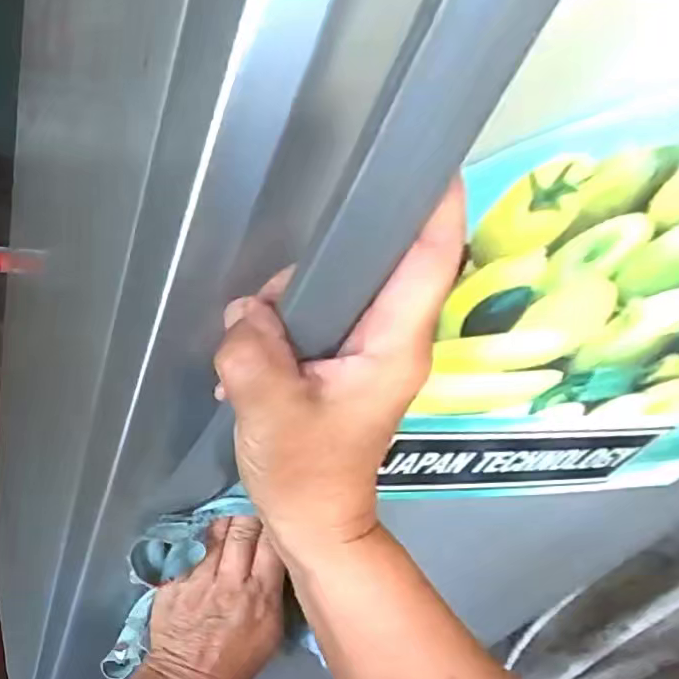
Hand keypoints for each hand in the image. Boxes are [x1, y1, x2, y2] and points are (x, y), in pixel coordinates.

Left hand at [139, 516, 285, 678]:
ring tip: (227, 528)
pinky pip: (191, 555)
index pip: (272, 542)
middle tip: (250, 514)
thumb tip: (272, 557)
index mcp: (261, 596)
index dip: (274, 524)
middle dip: (248, 516)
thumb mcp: (271, 628)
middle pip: (243, 527)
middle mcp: (230, 582)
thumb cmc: (236, 661)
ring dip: (224, 528)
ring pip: (215, 534)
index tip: (275, 517)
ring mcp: (198, 580)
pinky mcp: (173, 581)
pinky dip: (200, 553)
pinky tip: (202, 561)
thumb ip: (272, 589)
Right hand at [213, 179, 466, 558]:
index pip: (429, 255)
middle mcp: (389, 341)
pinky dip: (278, 335)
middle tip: (265, 300)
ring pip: (330, 297)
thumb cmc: (304, 474)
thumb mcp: (267, 408)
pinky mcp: (339, 370)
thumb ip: (251, 348)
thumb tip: (246, 314)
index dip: (432, 200)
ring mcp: (364, 356)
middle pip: (368, 266)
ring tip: (248, 349)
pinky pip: (311, 327)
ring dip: (284, 310)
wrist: (313, 523)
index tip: (417, 154)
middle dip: (314, 268)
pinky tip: (250, 365)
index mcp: (392, 344)